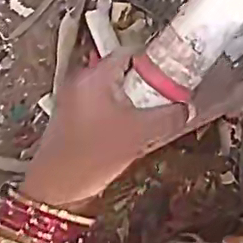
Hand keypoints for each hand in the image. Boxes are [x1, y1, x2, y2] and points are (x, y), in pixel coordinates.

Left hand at [23, 52, 188, 206]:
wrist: (53, 192)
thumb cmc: (93, 156)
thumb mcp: (141, 134)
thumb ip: (170, 116)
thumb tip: (188, 108)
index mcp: (95, 76)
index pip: (131, 50)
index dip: (155, 59)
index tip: (173, 72)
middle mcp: (81, 80)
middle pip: (123, 68)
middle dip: (147, 80)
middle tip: (166, 93)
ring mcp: (74, 97)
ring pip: (114, 85)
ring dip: (134, 96)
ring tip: (152, 110)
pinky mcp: (71, 115)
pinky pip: (103, 100)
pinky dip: (120, 107)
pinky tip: (131, 125)